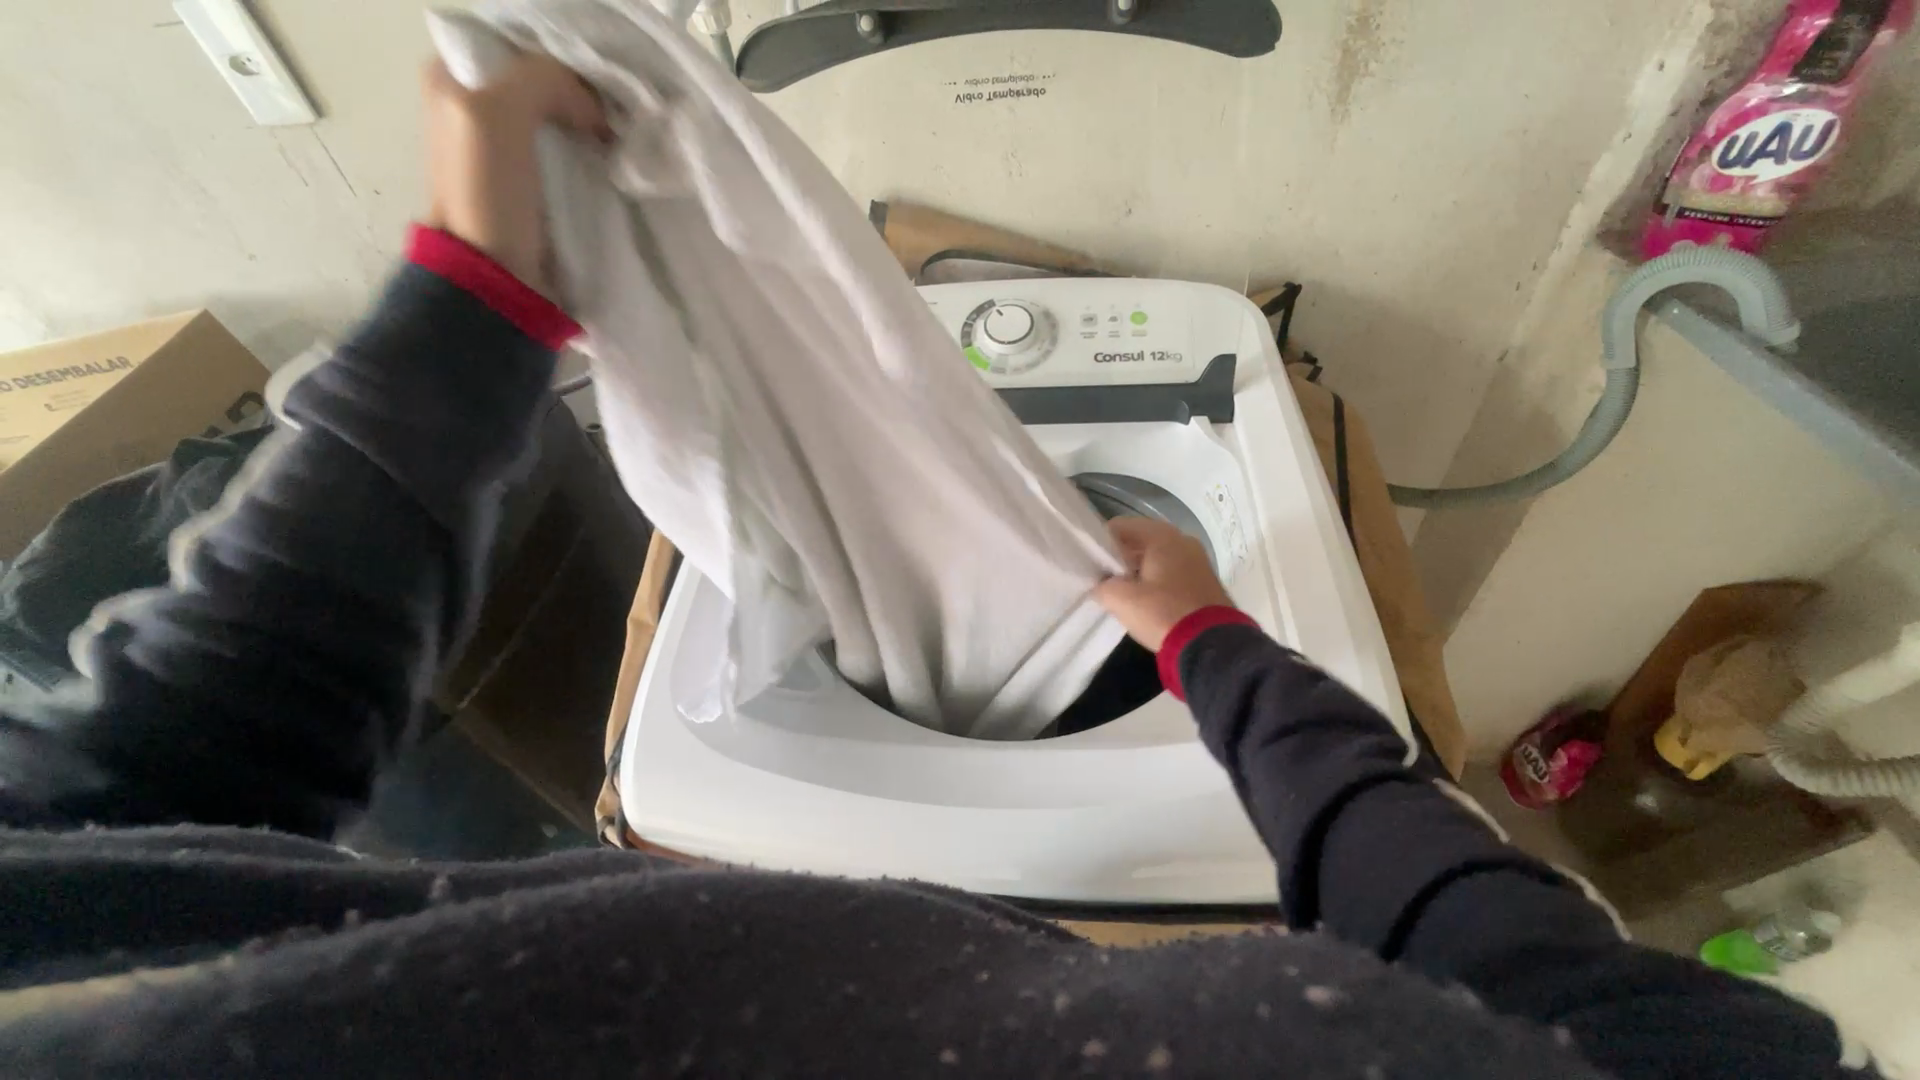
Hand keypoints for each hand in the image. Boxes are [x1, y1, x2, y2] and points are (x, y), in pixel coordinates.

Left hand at [421, 52, 609, 295]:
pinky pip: (573, 154)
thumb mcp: (496, 113)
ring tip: (622, 138)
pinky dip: (596, 155)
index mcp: (453, 79)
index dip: (561, 58)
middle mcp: (478, 108)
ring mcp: (511, 151)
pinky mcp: (539, 188)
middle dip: (584, 94)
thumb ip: (543, 81)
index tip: (598, 84)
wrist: (497, 278)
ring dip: (595, 126)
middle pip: (545, 82)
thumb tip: (595, 109)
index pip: (519, 45)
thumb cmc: (486, 195)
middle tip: (617, 113)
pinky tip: (615, 162)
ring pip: (564, 117)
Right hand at [1093, 517, 1233, 651]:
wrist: (1210, 645)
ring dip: (1139, 571)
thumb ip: (1103, 586)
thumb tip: (1101, 586)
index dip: (1101, 544)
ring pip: (1157, 557)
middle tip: (1105, 580)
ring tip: (1124, 594)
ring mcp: (1197, 560)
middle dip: (1121, 558)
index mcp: (1161, 536)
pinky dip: (1157, 581)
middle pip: (1140, 541)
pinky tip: (1147, 601)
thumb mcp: (1122, 600)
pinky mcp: (1205, 580)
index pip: (1120, 526)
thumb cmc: (1163, 613)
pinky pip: (1172, 572)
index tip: (1092, 565)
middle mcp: (1182, 540)